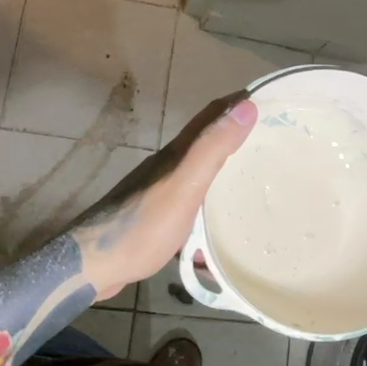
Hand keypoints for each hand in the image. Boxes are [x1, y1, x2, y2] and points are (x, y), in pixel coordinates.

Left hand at [69, 96, 257, 300]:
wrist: (92, 265)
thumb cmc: (141, 227)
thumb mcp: (184, 187)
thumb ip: (211, 150)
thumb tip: (245, 107)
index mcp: (176, 154)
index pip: (211, 116)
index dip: (238, 103)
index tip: (271, 100)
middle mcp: (168, 166)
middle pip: (206, 141)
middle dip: (237, 135)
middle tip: (273, 140)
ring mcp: (160, 192)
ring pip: (199, 172)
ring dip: (225, 170)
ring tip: (255, 179)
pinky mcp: (156, 217)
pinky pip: (192, 202)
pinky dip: (211, 204)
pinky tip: (220, 225)